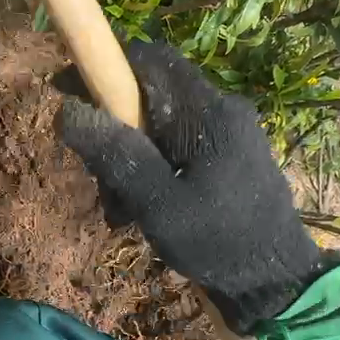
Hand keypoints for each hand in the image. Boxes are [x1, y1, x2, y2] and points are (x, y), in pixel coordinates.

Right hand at [60, 42, 326, 333]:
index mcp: (208, 113)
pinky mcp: (226, 153)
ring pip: (157, 124)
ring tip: (120, 209)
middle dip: (112, 129)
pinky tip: (141, 207)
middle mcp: (221, 109)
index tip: (65, 93)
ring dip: (128, 157)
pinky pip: (174, 144)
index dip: (102, 69)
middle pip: (148, 94)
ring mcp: (227, 131)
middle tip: (98, 178)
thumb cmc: (217, 241)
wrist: (274, 280)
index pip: (149, 59)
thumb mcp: (157, 204)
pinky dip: (150, 167)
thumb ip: (117, 155)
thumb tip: (68, 110)